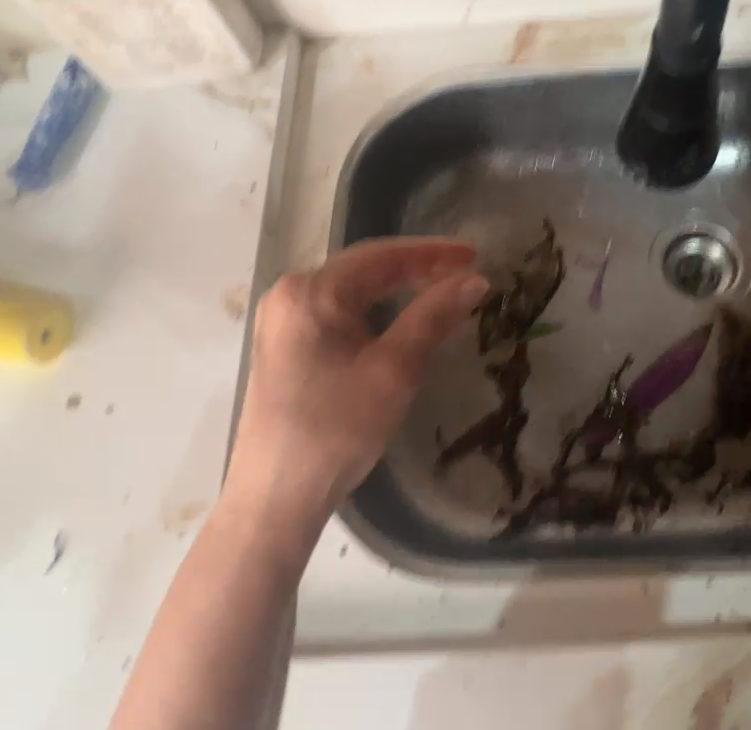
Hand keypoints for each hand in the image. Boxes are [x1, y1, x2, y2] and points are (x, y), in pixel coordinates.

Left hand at [226, 239, 488, 518]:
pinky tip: (398, 322)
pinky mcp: (282, 348)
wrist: (275, 498)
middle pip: (363, 269)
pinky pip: (336, 313)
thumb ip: (434, 316)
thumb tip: (474, 280)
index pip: (382, 255)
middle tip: (464, 273)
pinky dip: (373, 311)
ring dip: (396, 289)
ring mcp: (280, 322)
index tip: (475, 254)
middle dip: (416, 269)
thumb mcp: (395, 369)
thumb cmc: (336, 429)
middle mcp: (288, 295)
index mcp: (310, 291)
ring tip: (439, 291)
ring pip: (350, 292)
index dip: (433, 253)